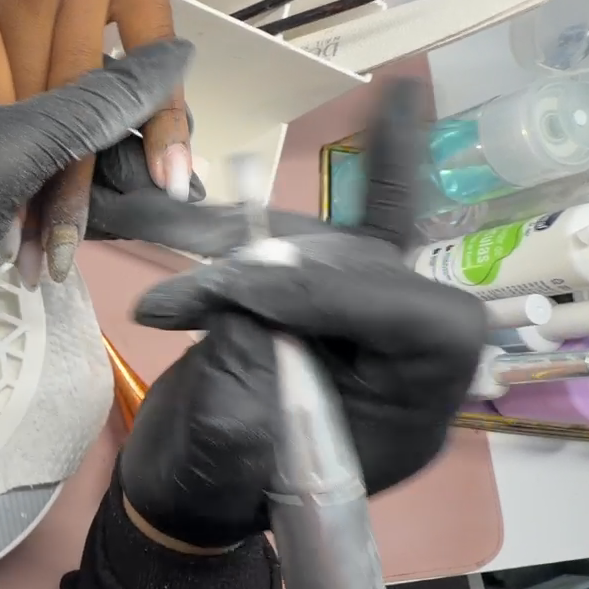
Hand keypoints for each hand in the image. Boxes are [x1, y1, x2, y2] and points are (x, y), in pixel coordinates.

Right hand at [116, 81, 486, 549]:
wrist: (181, 488)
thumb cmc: (204, 490)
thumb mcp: (220, 454)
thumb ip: (244, 375)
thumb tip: (244, 294)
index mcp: (407, 411)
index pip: (419, 323)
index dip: (335, 295)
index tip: (238, 298)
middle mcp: (401, 356)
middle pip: (371, 274)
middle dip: (269, 278)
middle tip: (179, 303)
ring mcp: (362, 322)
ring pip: (336, 249)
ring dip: (249, 257)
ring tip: (170, 295)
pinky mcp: (320, 300)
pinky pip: (364, 227)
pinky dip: (381, 167)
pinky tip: (398, 98)